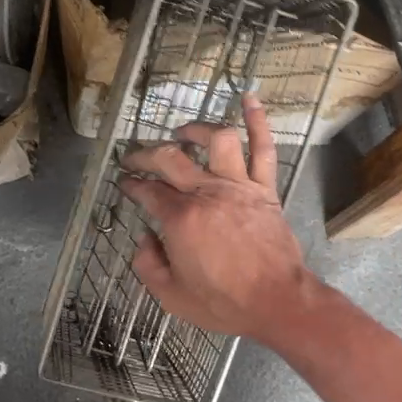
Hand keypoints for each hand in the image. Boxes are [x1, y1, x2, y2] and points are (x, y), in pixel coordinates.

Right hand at [117, 94, 321, 345]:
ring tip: (183, 133)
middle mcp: (207, 193)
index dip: (131, 184)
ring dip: (196, 130)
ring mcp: (239, 186)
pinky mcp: (265, 190)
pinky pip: (264, 148)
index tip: (124, 184)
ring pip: (217, 140)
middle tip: (135, 158)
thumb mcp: (170, 296)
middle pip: (170, 158)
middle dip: (145, 154)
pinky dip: (258, 121)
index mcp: (180, 219)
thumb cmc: (223, 302)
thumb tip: (144, 240)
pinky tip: (250, 99)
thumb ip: (148, 265)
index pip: (147, 191)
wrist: (278, 302)